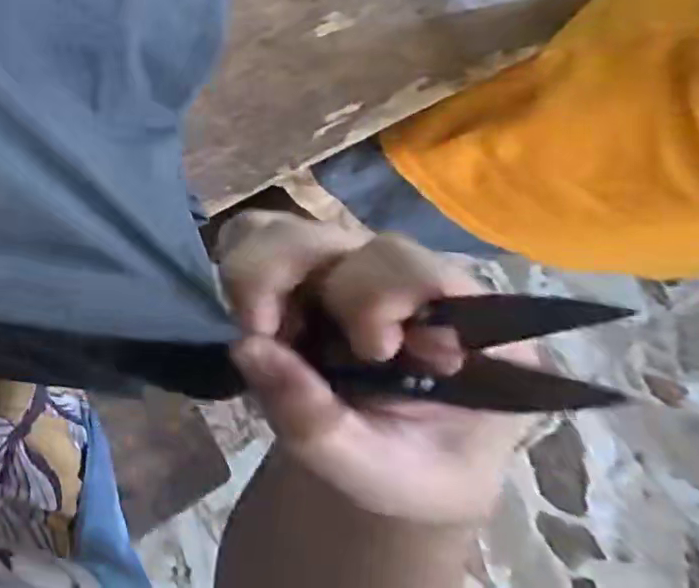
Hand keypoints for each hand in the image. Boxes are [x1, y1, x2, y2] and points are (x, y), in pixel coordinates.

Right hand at [219, 211, 535, 525]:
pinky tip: (251, 314)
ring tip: (262, 329)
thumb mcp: (367, 470)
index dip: (383, 295)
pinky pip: (252, 232)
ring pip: (285, 228)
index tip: (371, 353)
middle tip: (272, 334)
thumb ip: (315, 421)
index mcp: (461, 326)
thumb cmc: (398, 469)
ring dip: (255, 274)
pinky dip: (237, 263)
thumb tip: (247, 347)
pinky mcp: (296, 259)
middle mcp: (398, 278)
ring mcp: (343, 262)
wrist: (377, 463)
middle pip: (338, 238)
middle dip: (289, 279)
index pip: (422, 270)